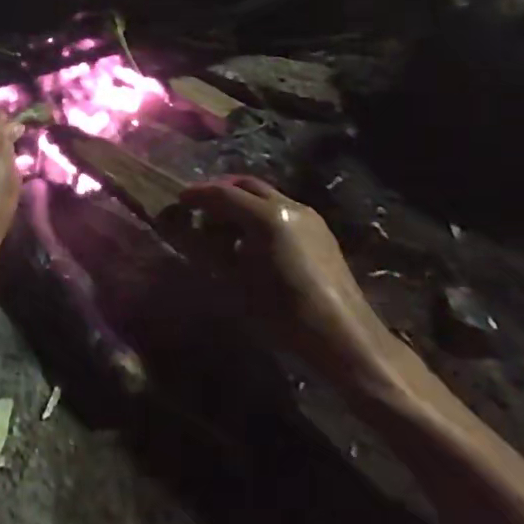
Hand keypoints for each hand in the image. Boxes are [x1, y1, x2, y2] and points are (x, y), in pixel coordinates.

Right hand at [167, 176, 395, 371]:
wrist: (344, 337)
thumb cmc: (286, 315)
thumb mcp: (238, 284)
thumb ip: (210, 252)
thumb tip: (188, 234)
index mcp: (268, 216)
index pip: (224, 194)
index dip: (198, 195)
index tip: (179, 201)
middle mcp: (290, 206)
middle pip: (246, 186)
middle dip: (220, 192)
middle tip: (199, 209)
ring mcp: (309, 217)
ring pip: (265, 196)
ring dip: (240, 204)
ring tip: (222, 229)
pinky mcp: (320, 231)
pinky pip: (281, 210)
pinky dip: (259, 215)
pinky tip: (251, 241)